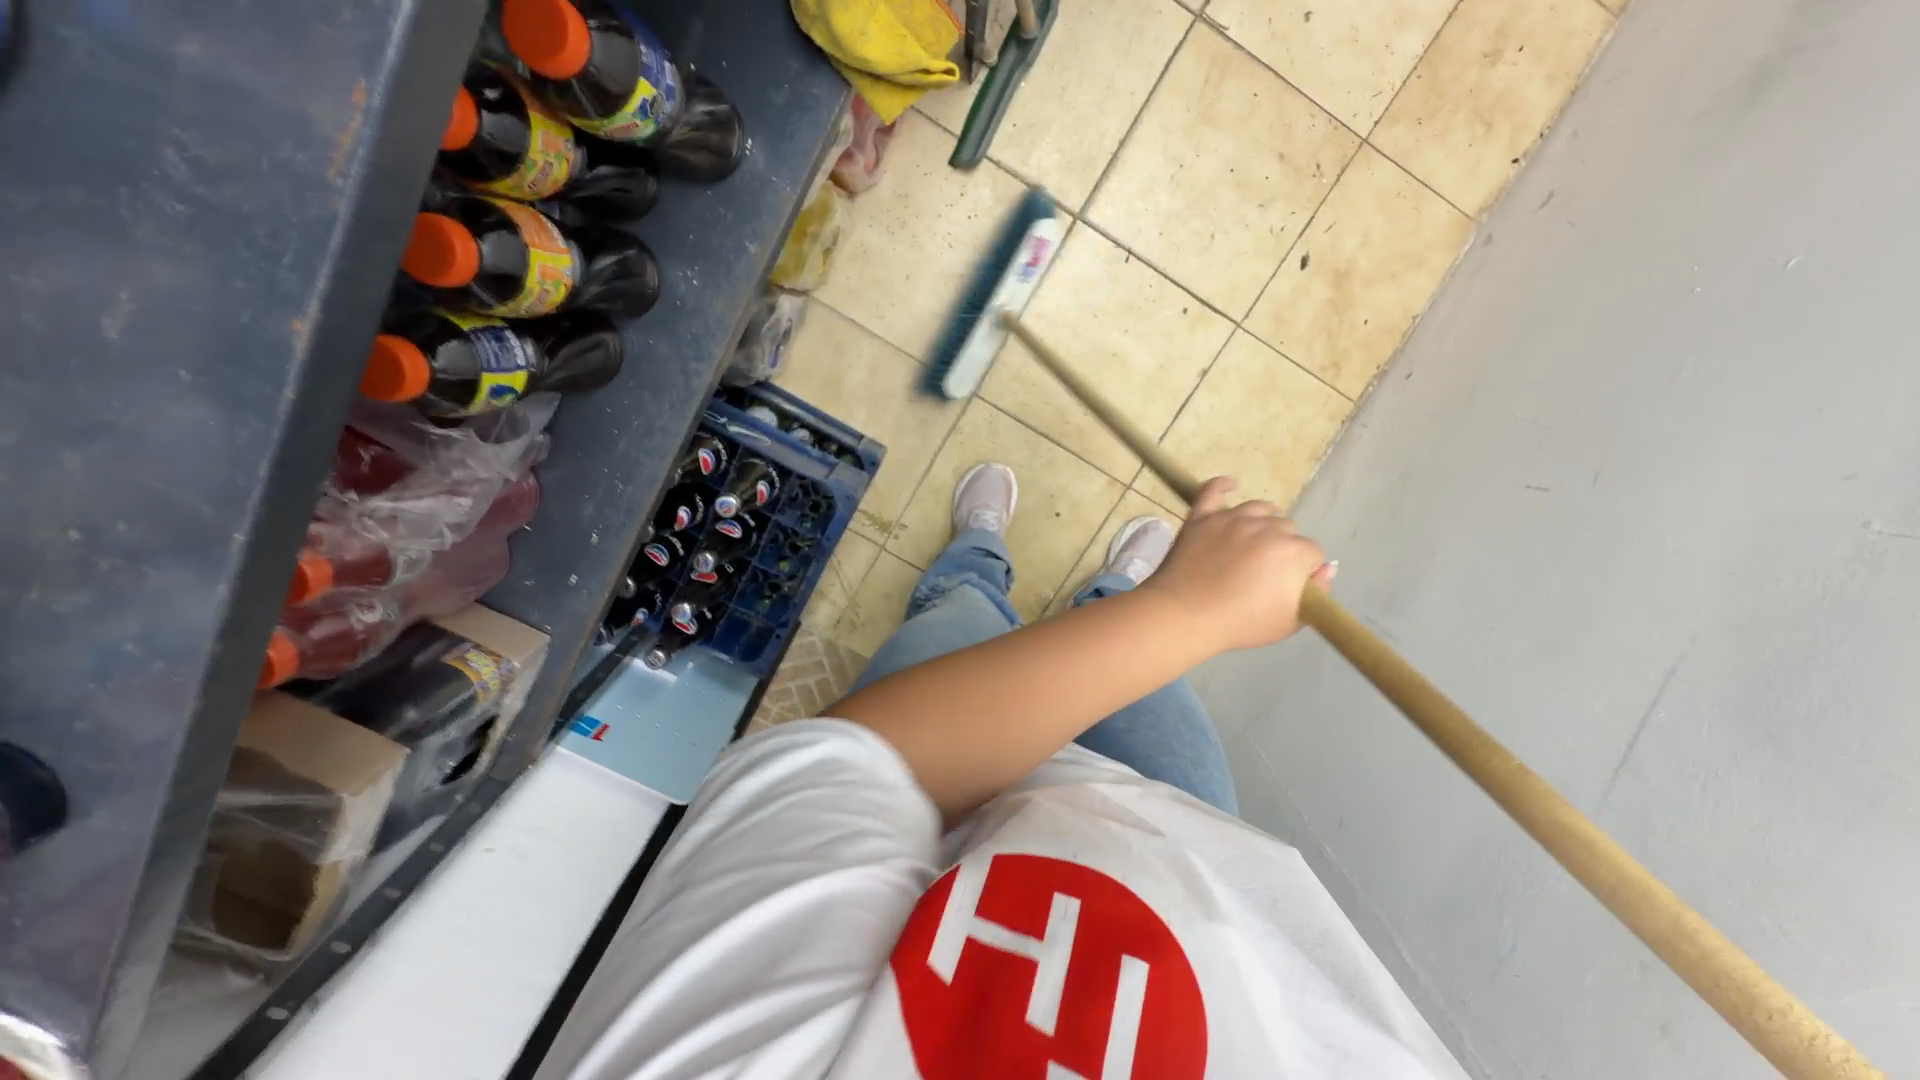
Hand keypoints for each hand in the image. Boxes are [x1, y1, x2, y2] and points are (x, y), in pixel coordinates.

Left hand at [1142, 476, 1334, 652]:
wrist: (1185, 615)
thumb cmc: (1241, 623)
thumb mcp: (1291, 620)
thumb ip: (1316, 592)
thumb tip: (1326, 568)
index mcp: (1292, 551)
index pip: (1312, 553)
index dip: (1305, 569)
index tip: (1289, 585)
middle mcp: (1265, 527)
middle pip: (1286, 528)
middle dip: (1283, 546)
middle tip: (1265, 570)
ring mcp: (1231, 519)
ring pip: (1258, 508)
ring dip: (1263, 520)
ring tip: (1256, 537)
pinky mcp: (1202, 518)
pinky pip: (1212, 491)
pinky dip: (1222, 485)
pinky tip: (1230, 485)